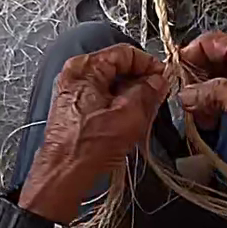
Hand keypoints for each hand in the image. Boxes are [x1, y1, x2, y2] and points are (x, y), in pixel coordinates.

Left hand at [22, 45, 168, 221]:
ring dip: (131, 97)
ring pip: (112, 85)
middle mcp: (75, 76)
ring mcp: (73, 93)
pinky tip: (126, 124)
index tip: (163, 78)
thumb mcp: (130, 116)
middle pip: (118, 68)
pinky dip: (118, 107)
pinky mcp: (75, 110)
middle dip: (140, 83)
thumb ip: (148, 91)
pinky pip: (103, 99)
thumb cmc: (86, 148)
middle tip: (156, 99)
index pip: (125, 52)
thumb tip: (159, 80)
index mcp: (85, 68)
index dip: (149, 64)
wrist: (64, 175)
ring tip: (141, 116)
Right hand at [178, 31, 226, 165]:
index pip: (208, 42)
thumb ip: (209, 93)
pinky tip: (209, 120)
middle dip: (195, 82)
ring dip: (203, 97)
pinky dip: (214, 104)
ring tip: (200, 118)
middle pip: (210, 59)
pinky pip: (226, 91)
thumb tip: (183, 94)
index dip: (187, 59)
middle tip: (187, 105)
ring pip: (215, 77)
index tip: (174, 81)